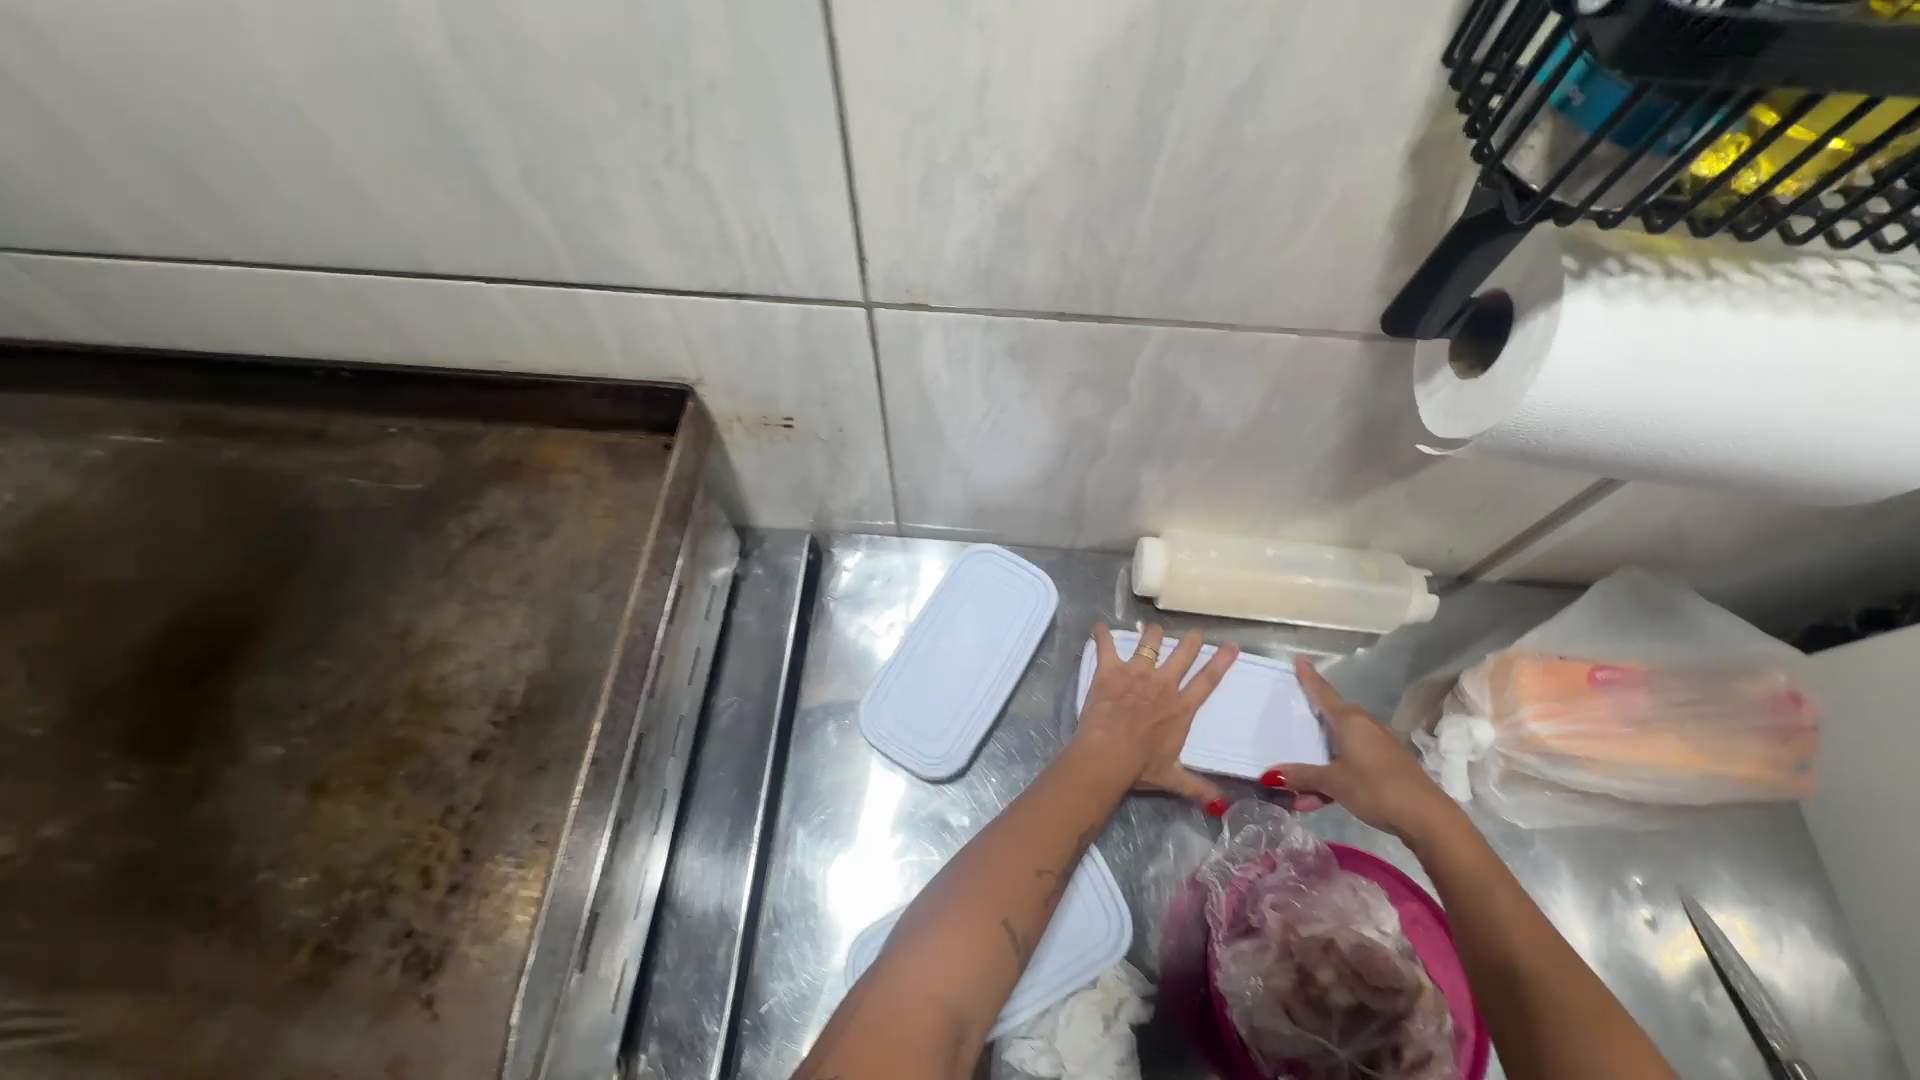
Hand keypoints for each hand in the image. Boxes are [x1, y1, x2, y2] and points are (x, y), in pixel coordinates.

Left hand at [1073, 623, 1237, 814]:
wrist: (1107, 755)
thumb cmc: (1141, 767)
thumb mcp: (1173, 778)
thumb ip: (1198, 788)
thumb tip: (1222, 806)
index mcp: (1181, 708)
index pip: (1208, 680)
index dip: (1222, 661)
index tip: (1232, 645)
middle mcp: (1163, 685)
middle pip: (1182, 654)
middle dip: (1191, 640)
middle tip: (1196, 631)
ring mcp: (1136, 674)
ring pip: (1149, 644)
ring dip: (1152, 633)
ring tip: (1153, 628)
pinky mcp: (1110, 671)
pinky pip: (1106, 646)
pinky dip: (1101, 635)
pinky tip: (1098, 626)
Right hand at [1263, 655, 1458, 840]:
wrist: (1426, 817)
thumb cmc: (1375, 788)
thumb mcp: (1333, 782)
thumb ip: (1303, 776)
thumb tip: (1272, 774)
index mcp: (1351, 721)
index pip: (1324, 693)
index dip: (1310, 677)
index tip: (1300, 658)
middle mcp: (1366, 727)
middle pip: (1332, 720)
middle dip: (1311, 729)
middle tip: (1292, 729)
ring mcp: (1380, 746)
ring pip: (1340, 748)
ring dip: (1319, 767)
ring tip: (1298, 791)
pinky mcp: (1388, 766)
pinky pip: (1352, 764)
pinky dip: (1335, 778)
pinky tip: (1317, 801)